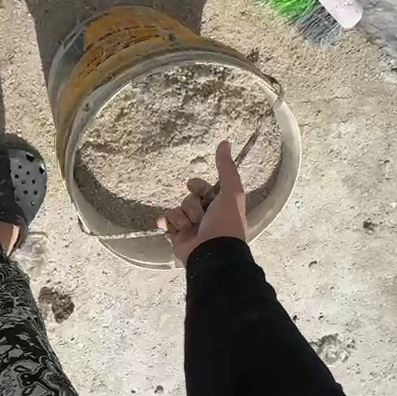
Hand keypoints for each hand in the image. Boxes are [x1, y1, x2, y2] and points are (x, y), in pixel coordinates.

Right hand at [161, 140, 248, 263]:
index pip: (202, 188)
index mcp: (219, 206)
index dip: (198, 186)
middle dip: (190, 205)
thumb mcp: (230, 193)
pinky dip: (165, 222)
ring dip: (181, 216)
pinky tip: (166, 224)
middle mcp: (205, 216)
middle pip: (188, 198)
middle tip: (199, 216)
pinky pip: (166, 223)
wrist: (213, 253)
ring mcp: (190, 228)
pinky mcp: (177, 238)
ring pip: (176, 210)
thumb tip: (224, 142)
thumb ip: (226, 169)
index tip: (194, 186)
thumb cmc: (225, 223)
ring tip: (189, 228)